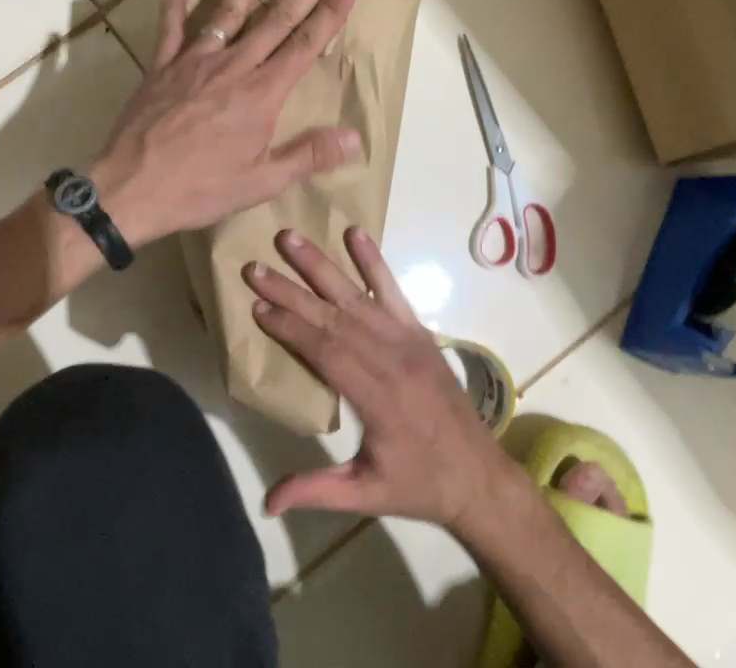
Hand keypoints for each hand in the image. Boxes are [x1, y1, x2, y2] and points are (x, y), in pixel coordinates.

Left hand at [92, 0, 363, 245]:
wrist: (131, 187)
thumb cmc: (200, 189)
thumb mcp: (261, 182)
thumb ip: (308, 156)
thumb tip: (355, 137)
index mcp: (262, 94)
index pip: (306, 43)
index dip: (332, 9)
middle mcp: (233, 67)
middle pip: (277, 18)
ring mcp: (193, 62)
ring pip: (227, 12)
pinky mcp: (160, 68)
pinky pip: (169, 31)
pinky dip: (173, 7)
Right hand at [244, 227, 515, 529]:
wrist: (480, 476)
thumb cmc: (417, 485)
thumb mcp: (365, 494)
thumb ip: (315, 491)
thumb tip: (265, 503)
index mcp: (380, 399)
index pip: (327, 353)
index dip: (291, 328)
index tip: (256, 307)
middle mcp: (395, 362)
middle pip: (335, 318)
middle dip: (292, 291)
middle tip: (255, 267)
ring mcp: (411, 342)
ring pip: (358, 297)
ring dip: (322, 265)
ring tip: (289, 237)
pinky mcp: (422, 334)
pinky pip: (395, 291)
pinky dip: (374, 262)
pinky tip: (356, 234)